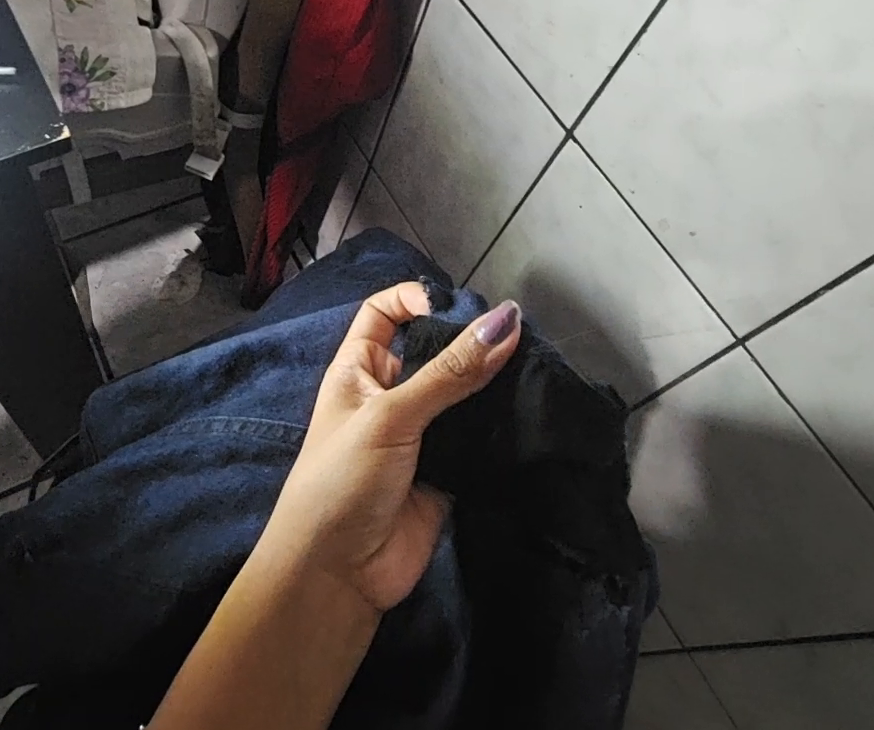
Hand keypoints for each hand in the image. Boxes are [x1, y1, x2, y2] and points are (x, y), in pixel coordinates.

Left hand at [256, 283, 521, 612]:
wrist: (338, 575)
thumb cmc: (344, 479)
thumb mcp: (391, 415)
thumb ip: (451, 372)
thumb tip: (506, 319)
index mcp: (359, 369)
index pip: (384, 312)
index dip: (414, 298)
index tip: (457, 305)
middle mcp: (390, 394)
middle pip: (434, 351)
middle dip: (469, 343)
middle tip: (518, 339)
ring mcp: (420, 433)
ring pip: (462, 394)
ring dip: (492, 384)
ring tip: (536, 369)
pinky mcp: (447, 469)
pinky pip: (478, 436)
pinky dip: (501, 426)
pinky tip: (532, 412)